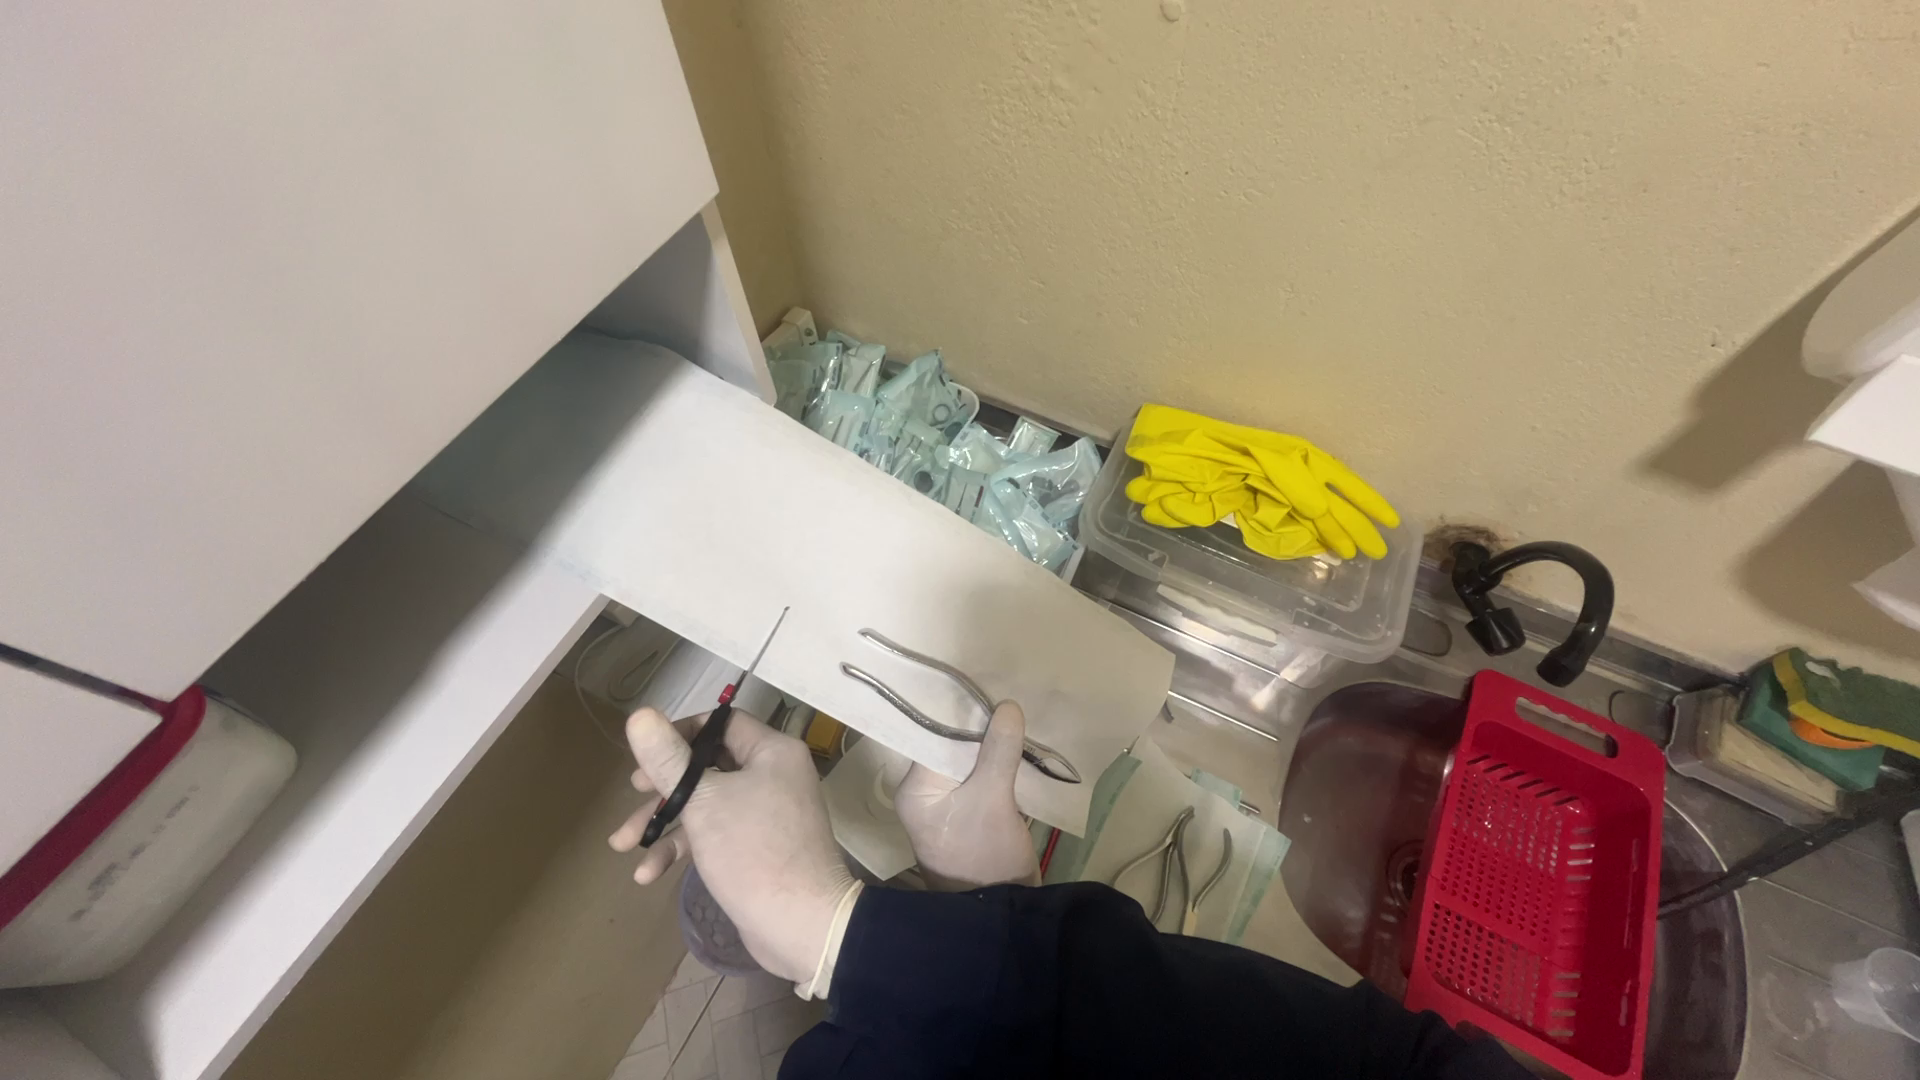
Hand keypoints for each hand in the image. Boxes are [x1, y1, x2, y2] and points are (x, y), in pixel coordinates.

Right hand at [609, 707, 854, 983]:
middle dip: (665, 783)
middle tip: (634, 793)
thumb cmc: (753, 851)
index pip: (723, 722)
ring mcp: (768, 811)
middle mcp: (774, 773)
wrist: (800, 924)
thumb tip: (640, 714)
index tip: (647, 753)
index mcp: (772, 751)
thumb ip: (669, 759)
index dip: (682, 733)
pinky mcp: (758, 846)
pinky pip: (717, 833)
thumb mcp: (704, 801)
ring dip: (666, 821)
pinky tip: (648, 874)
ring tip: (623, 844)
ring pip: (708, 802)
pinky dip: (685, 848)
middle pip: (710, 763)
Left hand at [895, 701, 1041, 890]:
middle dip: (976, 725)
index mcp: (916, 789)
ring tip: (1012, 714)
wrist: (1004, 916)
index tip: (982, 686)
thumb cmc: (987, 857)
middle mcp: (923, 793)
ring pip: (966, 759)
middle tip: (1002, 694)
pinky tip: (1015, 744)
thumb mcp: (994, 800)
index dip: (957, 711)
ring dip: (989, 743)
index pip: (931, 735)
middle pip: (948, 744)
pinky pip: (979, 775)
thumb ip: (998, 752)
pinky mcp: (969, 813)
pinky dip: (996, 761)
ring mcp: (946, 804)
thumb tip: (1007, 706)